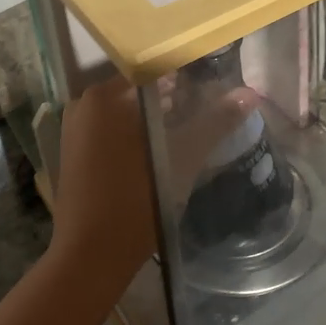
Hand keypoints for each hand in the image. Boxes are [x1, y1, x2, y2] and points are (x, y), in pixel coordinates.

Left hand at [48, 74, 258, 291]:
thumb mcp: (181, 158)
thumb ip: (215, 122)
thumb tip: (249, 93)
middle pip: (137, 88)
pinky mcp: (76, 153)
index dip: (184, 72)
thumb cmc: (136, 201)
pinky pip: (111, 128)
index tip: (211, 80)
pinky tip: (162, 146)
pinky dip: (136, 131)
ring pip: (125, 109)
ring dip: (155, 114)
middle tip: (207, 102)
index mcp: (105, 95)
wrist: (90, 257)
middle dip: (172, 94)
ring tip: (191, 123)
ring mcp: (76, 129)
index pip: (151, 67)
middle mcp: (85, 103)